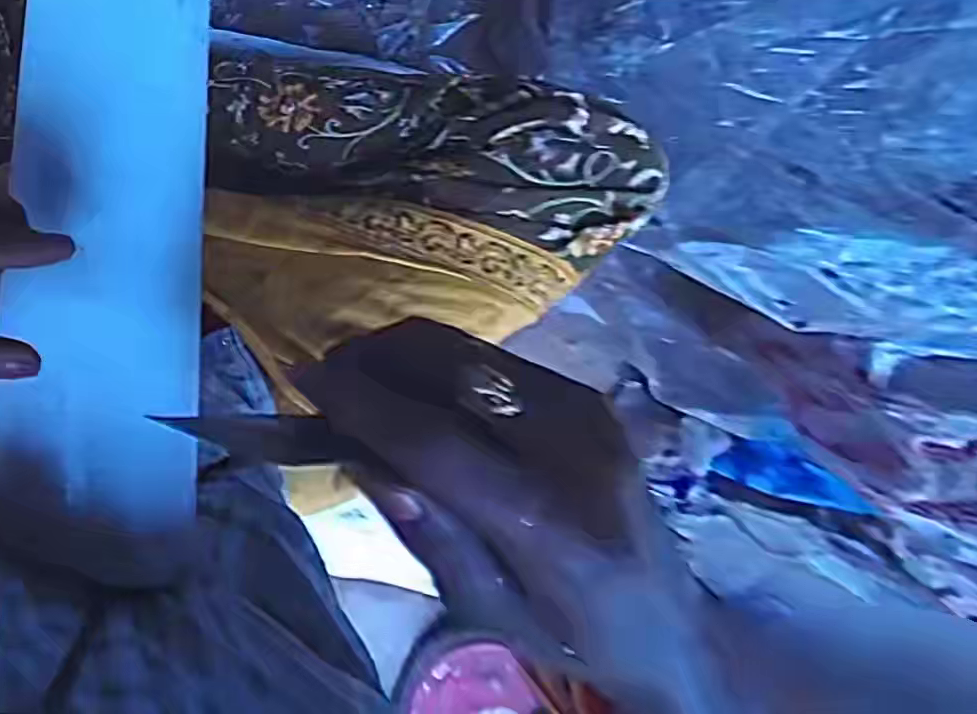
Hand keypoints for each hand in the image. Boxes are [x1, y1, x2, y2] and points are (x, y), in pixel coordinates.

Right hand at [298, 351, 735, 712]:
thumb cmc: (566, 630)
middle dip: (368, 359)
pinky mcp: (577, 389)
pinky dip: (421, 356)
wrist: (675, 622)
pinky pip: (473, 350)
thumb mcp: (487, 611)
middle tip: (329, 379)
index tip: (302, 378)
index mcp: (556, 527)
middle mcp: (576, 450)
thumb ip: (425, 533)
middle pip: (444, 366)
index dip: (358, 401)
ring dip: (390, 350)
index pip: (434, 441)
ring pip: (454, 345)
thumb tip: (360, 458)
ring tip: (359, 379)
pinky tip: (405, 385)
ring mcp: (583, 408)